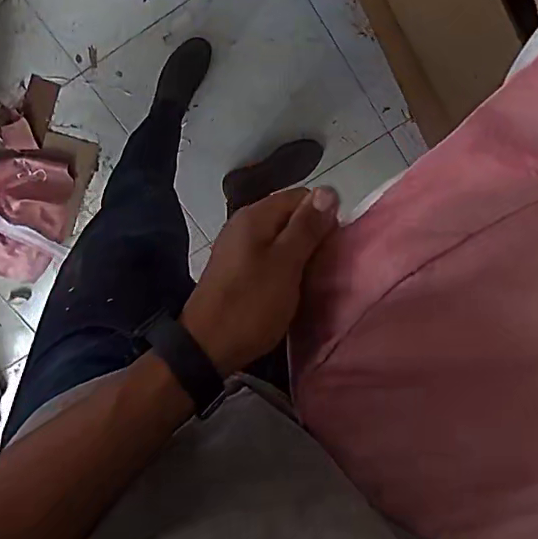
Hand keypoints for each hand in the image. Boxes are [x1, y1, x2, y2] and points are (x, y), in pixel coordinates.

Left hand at [180, 186, 338, 374]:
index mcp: (256, 215)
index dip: (323, 216)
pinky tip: (290, 287)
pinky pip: (269, 255)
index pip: (302, 196)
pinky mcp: (236, 268)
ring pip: (281, 237)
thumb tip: (328, 190)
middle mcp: (244, 223)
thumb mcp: (286, 263)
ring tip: (310, 278)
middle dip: (312, 236)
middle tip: (323, 265)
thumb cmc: (251, 303)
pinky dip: (284, 266)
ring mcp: (237, 246)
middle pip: (291, 215)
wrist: (206, 347)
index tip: (331, 246)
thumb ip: (307, 227)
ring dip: (300, 254)